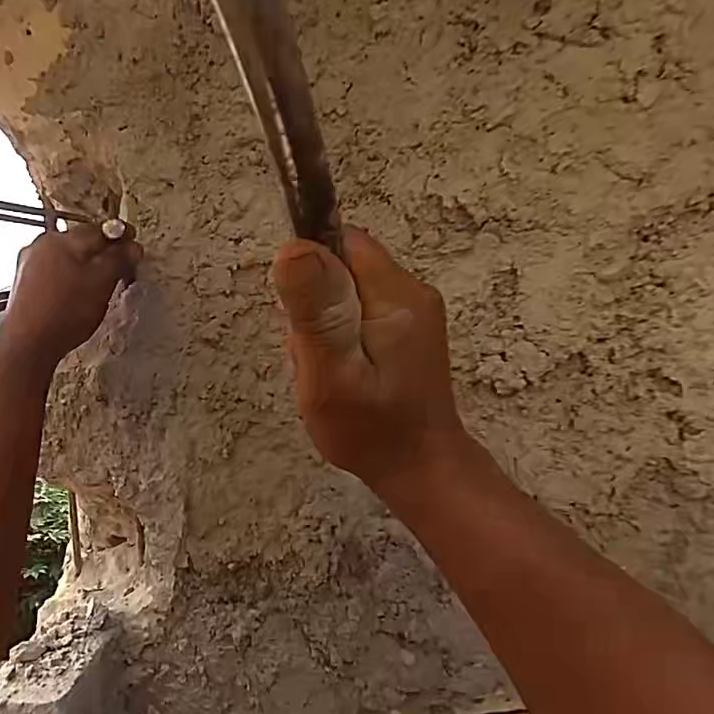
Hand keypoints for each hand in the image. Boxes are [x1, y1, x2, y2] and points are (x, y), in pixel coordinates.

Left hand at [0, 222, 141, 367]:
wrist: (28, 343)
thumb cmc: (64, 312)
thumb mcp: (101, 283)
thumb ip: (119, 260)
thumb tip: (132, 247)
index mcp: (62, 240)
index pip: (100, 229)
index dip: (121, 237)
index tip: (134, 246)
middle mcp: (42, 246)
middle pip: (82, 242)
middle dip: (103, 252)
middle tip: (122, 267)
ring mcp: (30, 265)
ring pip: (67, 258)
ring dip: (85, 266)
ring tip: (99, 286)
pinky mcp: (25, 284)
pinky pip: (54, 273)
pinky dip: (69, 279)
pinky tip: (75, 296)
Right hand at [272, 227, 469, 491]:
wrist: (420, 469)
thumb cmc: (371, 430)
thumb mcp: (332, 374)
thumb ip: (315, 313)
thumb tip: (292, 248)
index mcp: (396, 295)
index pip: (341, 243)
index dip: (309, 272)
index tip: (300, 320)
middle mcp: (411, 292)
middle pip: (341, 268)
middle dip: (313, 306)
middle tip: (314, 356)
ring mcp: (412, 311)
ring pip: (344, 293)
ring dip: (323, 325)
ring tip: (327, 370)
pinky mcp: (407, 330)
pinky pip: (357, 312)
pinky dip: (337, 337)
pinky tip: (341, 372)